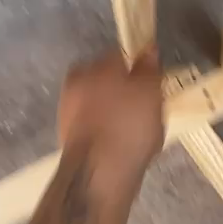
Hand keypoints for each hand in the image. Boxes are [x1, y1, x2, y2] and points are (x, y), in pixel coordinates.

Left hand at [57, 49, 163, 183]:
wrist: (99, 174)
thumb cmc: (128, 126)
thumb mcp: (149, 91)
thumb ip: (148, 68)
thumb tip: (148, 49)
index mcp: (91, 66)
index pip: (120, 55)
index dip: (140, 67)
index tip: (154, 83)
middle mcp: (74, 84)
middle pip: (107, 80)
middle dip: (125, 90)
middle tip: (147, 108)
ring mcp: (67, 112)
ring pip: (100, 105)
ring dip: (116, 113)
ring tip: (138, 131)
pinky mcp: (69, 138)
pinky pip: (96, 127)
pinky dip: (108, 132)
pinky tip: (123, 146)